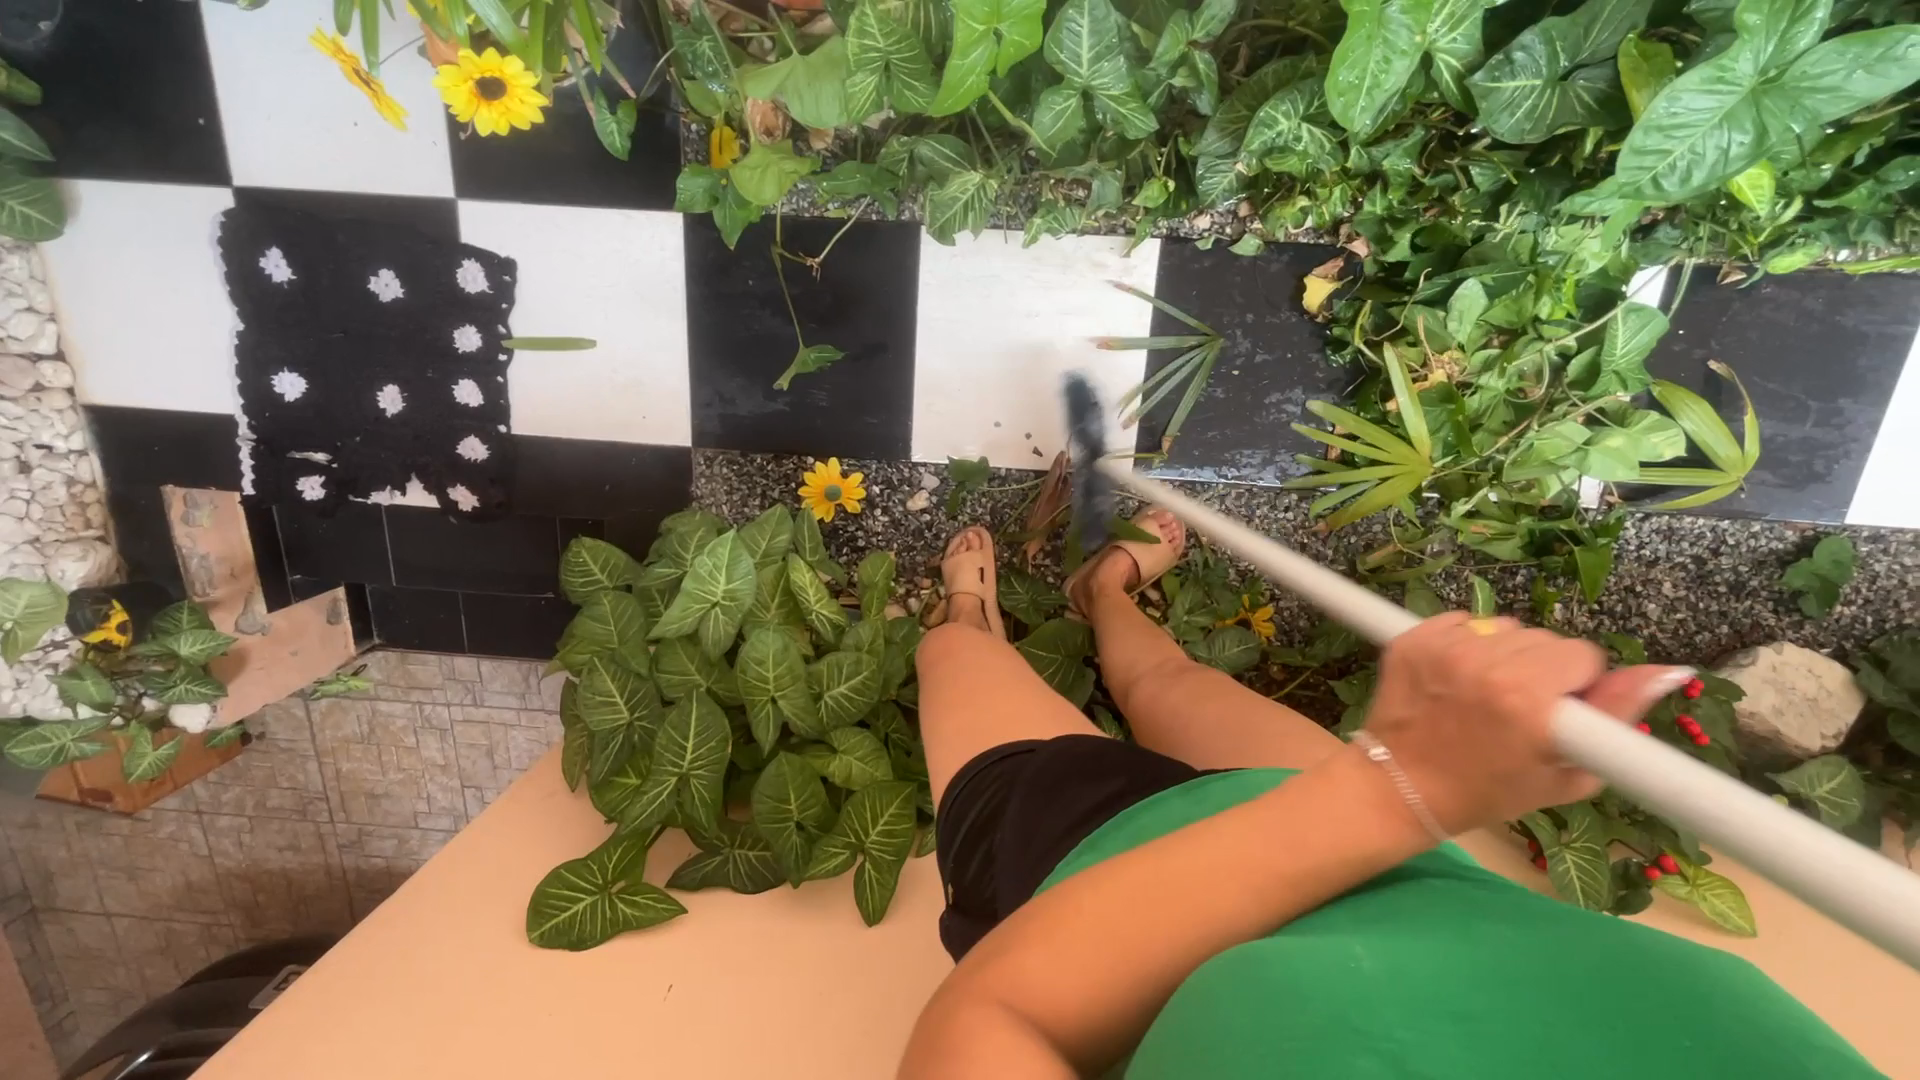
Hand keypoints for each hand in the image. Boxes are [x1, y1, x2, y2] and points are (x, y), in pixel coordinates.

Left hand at [1360, 613, 1693, 835]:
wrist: (1401, 785)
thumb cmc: (1488, 790)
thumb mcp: (1568, 773)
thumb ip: (1618, 717)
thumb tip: (1667, 670)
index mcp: (1529, 700)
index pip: (1582, 654)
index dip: (1578, 683)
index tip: (1560, 707)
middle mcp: (1484, 666)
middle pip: (1542, 638)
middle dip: (1543, 667)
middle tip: (1521, 704)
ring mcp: (1441, 650)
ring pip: (1502, 627)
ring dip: (1503, 652)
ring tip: (1486, 691)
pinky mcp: (1409, 641)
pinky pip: (1459, 622)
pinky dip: (1464, 642)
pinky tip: (1457, 675)